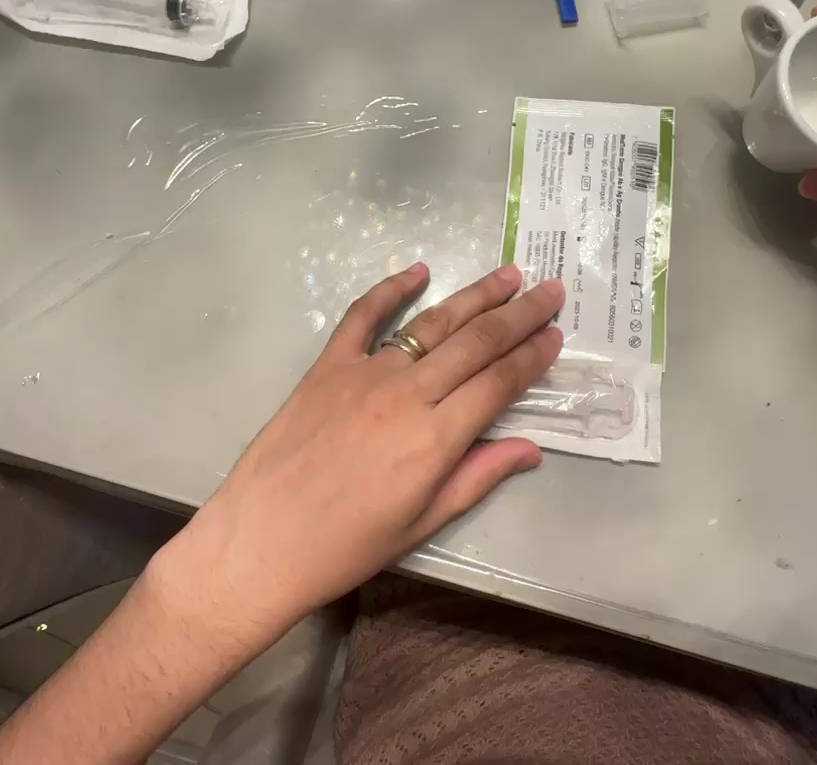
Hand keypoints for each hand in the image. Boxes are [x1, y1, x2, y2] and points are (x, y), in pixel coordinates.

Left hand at [150, 263, 563, 648]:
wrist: (260, 542)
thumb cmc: (347, 546)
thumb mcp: (422, 522)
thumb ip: (478, 476)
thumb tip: (531, 448)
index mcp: (436, 438)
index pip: (499, 382)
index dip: (533, 356)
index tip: (556, 334)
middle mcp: (408, 394)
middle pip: (477, 342)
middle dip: (519, 313)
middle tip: (551, 290)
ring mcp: (366, 372)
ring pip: (433, 322)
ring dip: (475, 295)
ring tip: (508, 274)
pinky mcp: (328, 365)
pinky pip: (362, 316)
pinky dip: (390, 288)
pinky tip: (418, 270)